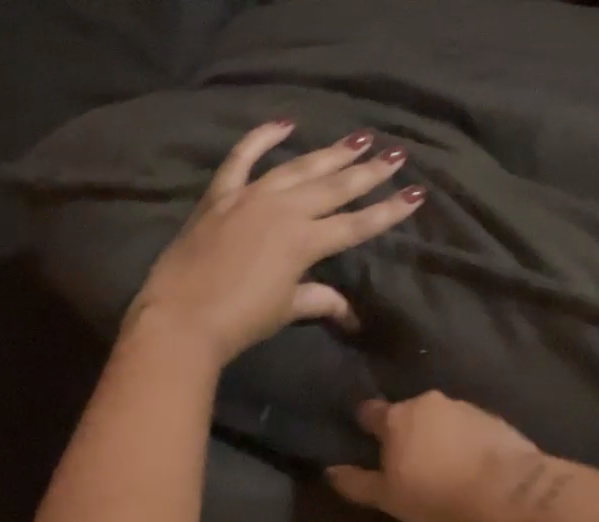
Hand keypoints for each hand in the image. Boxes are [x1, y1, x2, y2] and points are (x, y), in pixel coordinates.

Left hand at [122, 120, 425, 366]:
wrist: (183, 317)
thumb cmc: (241, 320)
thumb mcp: (287, 310)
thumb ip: (319, 300)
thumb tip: (350, 314)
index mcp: (305, 241)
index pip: (356, 224)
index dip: (388, 212)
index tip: (415, 195)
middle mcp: (284, 209)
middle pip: (333, 187)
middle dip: (367, 172)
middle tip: (395, 154)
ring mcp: (250, 197)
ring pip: (298, 168)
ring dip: (329, 153)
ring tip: (358, 139)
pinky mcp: (220, 196)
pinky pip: (243, 158)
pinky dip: (262, 139)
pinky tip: (284, 124)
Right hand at [326, 392, 557, 521]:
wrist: (509, 494)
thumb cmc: (438, 497)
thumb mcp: (389, 499)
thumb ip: (358, 483)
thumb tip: (329, 470)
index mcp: (397, 417)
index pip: (370, 412)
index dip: (366, 426)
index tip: (366, 442)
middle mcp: (429, 402)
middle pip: (408, 414)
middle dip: (406, 433)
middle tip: (408, 463)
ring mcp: (465, 408)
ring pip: (441, 420)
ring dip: (438, 437)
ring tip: (443, 467)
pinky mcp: (496, 420)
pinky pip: (469, 429)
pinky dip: (465, 443)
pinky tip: (470, 467)